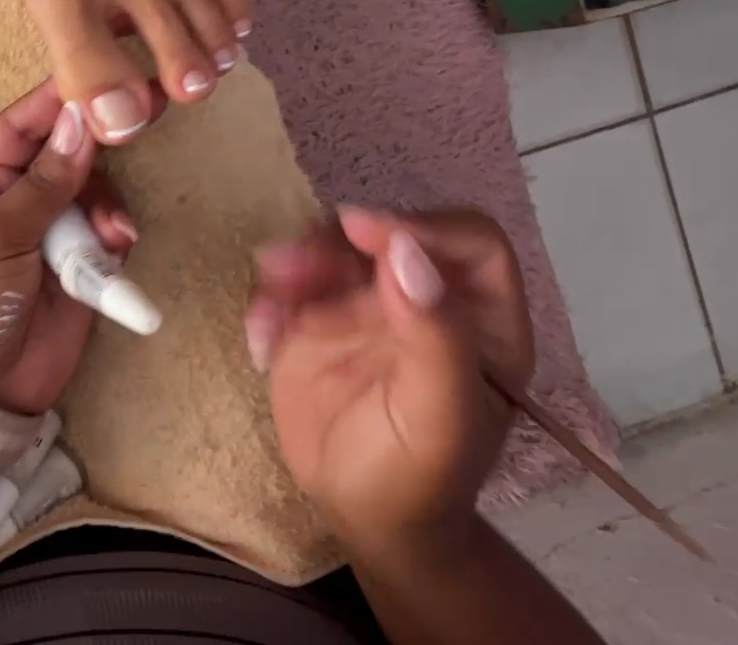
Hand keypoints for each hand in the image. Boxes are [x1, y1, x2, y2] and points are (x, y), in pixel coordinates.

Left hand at [0, 80, 148, 413]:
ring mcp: (54, 224)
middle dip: (102, 140)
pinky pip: (111, 226)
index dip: (64, 97)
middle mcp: (20, 191)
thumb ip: (41, 182)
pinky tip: (116, 247)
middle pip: (71, 146)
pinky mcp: (84, 258)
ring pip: (97, 186)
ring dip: (108, 202)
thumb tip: (77, 119)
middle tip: (148, 111)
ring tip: (110, 233)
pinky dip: (117, 232)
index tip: (109, 73)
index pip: (26, 121)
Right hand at [245, 207, 535, 552]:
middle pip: (381, 234)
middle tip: (288, 267)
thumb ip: (433, 335)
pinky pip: (284, 286)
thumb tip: (404, 251)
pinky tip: (260, 337)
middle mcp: (419, 299)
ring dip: (291, 263)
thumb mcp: (436, 417)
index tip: (364, 235)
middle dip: (333, 243)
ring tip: (268, 306)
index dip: (420, 225)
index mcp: (477, 318)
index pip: (467, 241)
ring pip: (326, 250)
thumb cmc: (415, 476)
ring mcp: (361, 307)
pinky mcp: (311, 319)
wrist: (357, 512)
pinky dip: (265, 300)